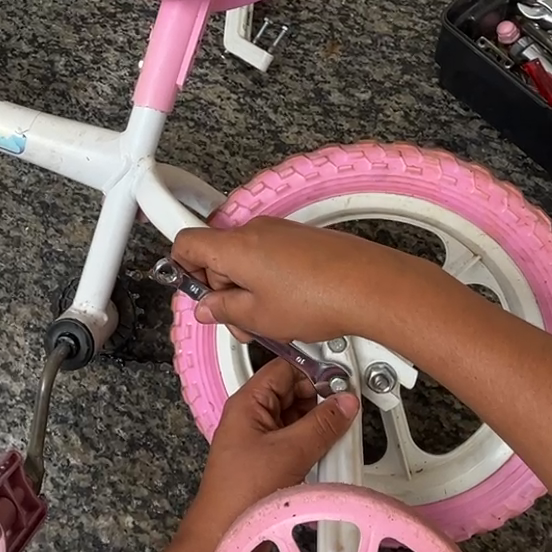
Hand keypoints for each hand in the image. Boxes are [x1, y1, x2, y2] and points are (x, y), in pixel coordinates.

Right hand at [172, 217, 447, 343]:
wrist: (369, 285)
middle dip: (220, 287)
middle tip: (236, 320)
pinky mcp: (299, 237)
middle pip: (216, 253)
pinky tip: (287, 306)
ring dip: (245, 286)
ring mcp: (279, 231)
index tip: (196, 294)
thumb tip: (208, 308)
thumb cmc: (318, 298)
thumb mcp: (259, 317)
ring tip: (267, 320)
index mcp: (235, 247)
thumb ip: (224, 310)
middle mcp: (254, 231)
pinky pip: (268, 253)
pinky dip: (267, 277)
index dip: (183, 268)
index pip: (187, 242)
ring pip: (244, 256)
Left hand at [181, 357, 361, 542]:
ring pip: (295, 418)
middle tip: (343, 412)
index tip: (340, 382)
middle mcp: (251, 416)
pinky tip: (326, 455)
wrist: (225, 538)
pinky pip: (294, 441)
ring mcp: (259, 439)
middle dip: (318, 401)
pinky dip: (312, 445)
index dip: (312, 372)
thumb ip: (321, 424)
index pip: (283, 369)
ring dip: (316, 426)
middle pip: (292, 393)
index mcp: (248, 402)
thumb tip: (344, 402)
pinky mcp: (267, 461)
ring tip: (336, 436)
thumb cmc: (240, 493)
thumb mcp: (289, 452)